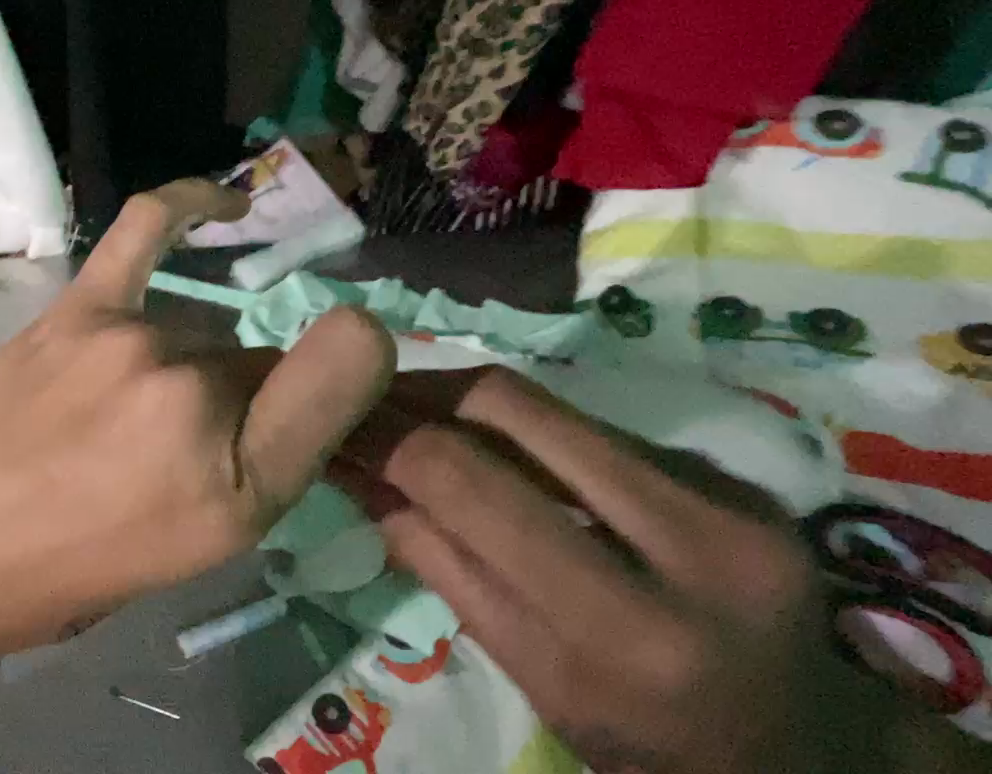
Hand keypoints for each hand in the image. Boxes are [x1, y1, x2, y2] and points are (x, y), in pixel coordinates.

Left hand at [0, 178, 395, 657]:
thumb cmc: (61, 578)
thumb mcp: (190, 556)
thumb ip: (257, 470)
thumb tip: (287, 398)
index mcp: (241, 485)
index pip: (349, 372)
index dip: (357, 367)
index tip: (335, 383)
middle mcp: (198, 398)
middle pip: (256, 366)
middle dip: (235, 407)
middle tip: (165, 458)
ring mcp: (134, 341)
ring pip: (200, 335)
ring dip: (184, 371)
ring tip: (119, 423)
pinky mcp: (78, 310)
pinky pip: (145, 228)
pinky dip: (191, 204)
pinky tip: (227, 205)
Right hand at [328, 368, 986, 773]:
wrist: (804, 748)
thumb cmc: (644, 738)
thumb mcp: (529, 673)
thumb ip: (437, 561)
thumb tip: (348, 469)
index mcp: (626, 628)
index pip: (468, 483)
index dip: (381, 437)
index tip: (328, 424)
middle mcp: (693, 543)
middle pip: (508, 407)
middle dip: (415, 393)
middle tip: (361, 401)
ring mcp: (728, 496)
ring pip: (547, 401)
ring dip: (457, 398)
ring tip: (404, 411)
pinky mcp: (733, 473)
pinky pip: (586, 423)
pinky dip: (514, 424)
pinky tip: (482, 441)